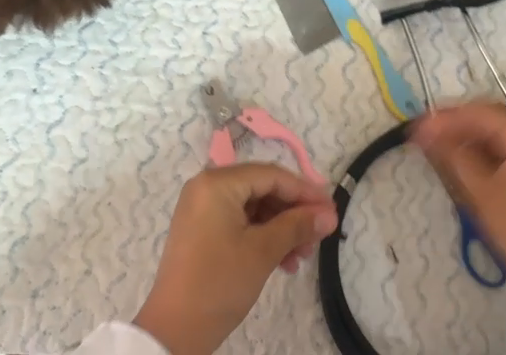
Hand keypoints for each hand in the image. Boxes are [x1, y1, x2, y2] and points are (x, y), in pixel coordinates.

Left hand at [132, 163, 337, 354]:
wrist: (174, 331)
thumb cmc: (219, 283)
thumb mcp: (263, 251)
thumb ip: (297, 226)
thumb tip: (329, 214)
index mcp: (217, 182)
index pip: (270, 175)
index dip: (304, 191)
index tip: (331, 209)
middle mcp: (207, 187)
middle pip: (262, 189)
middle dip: (293, 213)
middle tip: (319, 235)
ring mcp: (202, 209)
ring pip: (254, 208)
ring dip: (281, 229)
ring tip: (302, 256)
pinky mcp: (202, 231)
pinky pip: (240, 222)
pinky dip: (263, 238)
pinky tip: (284, 261)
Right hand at [411, 102, 505, 301]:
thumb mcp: (482, 192)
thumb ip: (454, 156)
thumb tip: (426, 132)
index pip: (479, 113)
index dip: (447, 117)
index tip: (419, 126)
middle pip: (488, 120)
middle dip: (455, 124)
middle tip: (426, 133)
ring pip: (494, 136)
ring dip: (466, 138)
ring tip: (438, 146)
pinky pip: (502, 152)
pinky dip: (480, 153)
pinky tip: (462, 162)